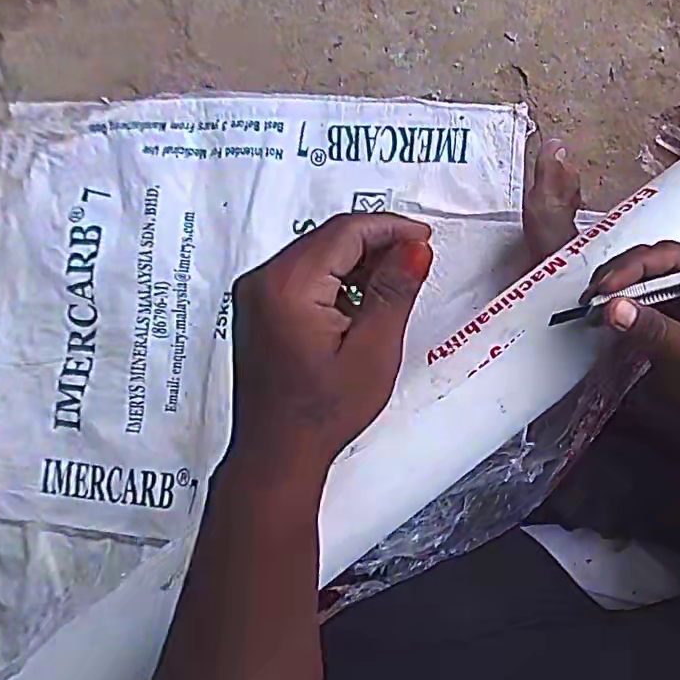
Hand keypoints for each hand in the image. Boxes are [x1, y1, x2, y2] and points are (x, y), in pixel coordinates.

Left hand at [229, 213, 432, 469]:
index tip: (422, 238)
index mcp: (289, 287)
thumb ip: (394, 292)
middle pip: (329, 238)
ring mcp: (257, 294)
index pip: (346, 231)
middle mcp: (263, 281)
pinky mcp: (260, 307)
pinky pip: (304, 275)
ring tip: (392, 289)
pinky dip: (338, 280)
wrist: (280, 451)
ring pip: (318, 254)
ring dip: (358, 262)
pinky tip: (361, 305)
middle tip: (415, 261)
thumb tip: (414, 248)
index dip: (391, 228)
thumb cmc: (320, 414)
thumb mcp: (373, 351)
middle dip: (376, 244)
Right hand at [584, 241, 679, 421]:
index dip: (635, 267)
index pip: (669, 257)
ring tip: (590, 306)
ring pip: (637, 282)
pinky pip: (633, 305)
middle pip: (648, 265)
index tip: (608, 287)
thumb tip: (613, 307)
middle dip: (618, 276)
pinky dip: (615, 309)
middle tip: (593, 295)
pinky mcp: (659, 321)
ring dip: (612, 291)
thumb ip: (655, 329)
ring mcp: (675, 302)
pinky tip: (599, 317)